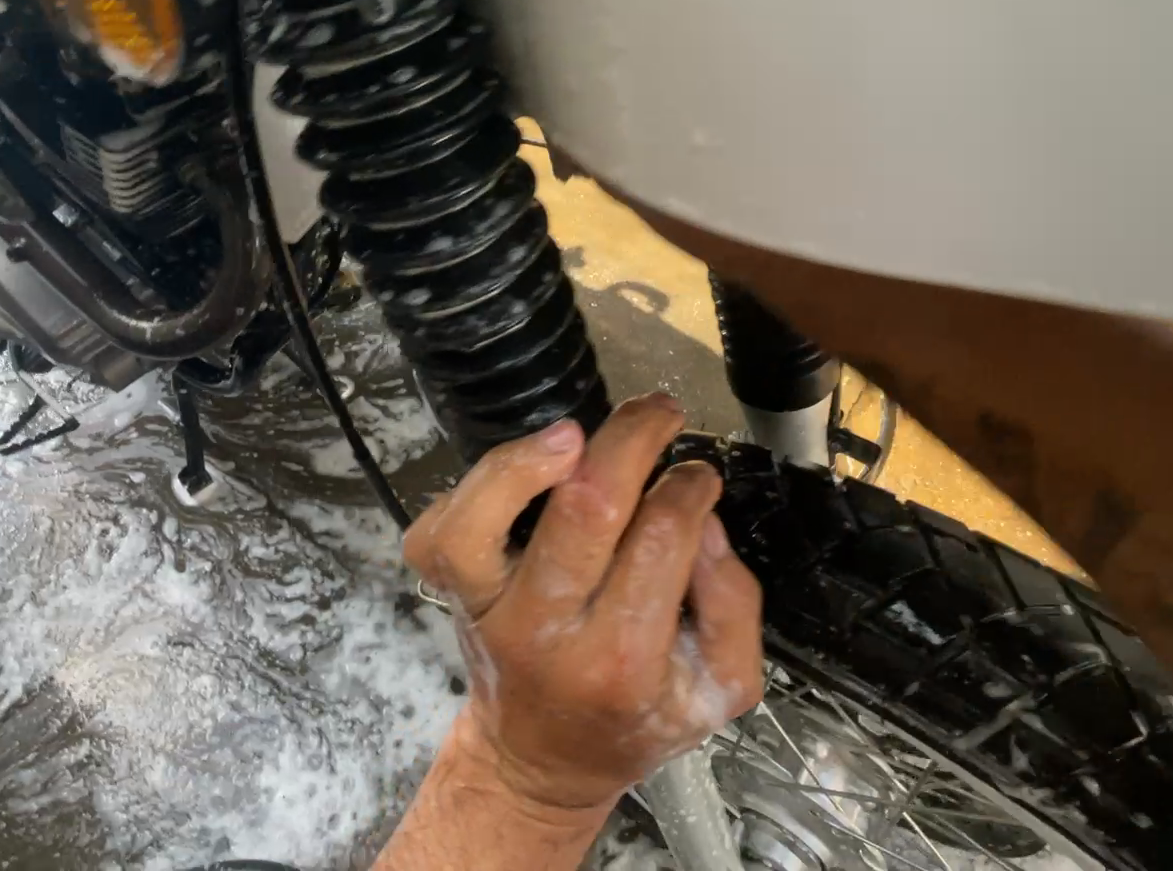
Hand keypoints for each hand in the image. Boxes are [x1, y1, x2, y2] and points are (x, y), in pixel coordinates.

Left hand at [404, 394, 765, 812]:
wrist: (538, 759)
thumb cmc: (632, 719)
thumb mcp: (719, 689)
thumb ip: (733, 604)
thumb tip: (702, 518)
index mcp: (624, 660)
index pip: (661, 538)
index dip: (686, 485)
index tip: (697, 473)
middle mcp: (546, 633)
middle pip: (584, 509)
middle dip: (631, 440)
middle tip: (661, 412)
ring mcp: (485, 611)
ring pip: (482, 521)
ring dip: (530, 458)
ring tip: (578, 431)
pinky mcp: (448, 595)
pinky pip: (439, 531)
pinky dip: (470, 488)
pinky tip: (521, 466)